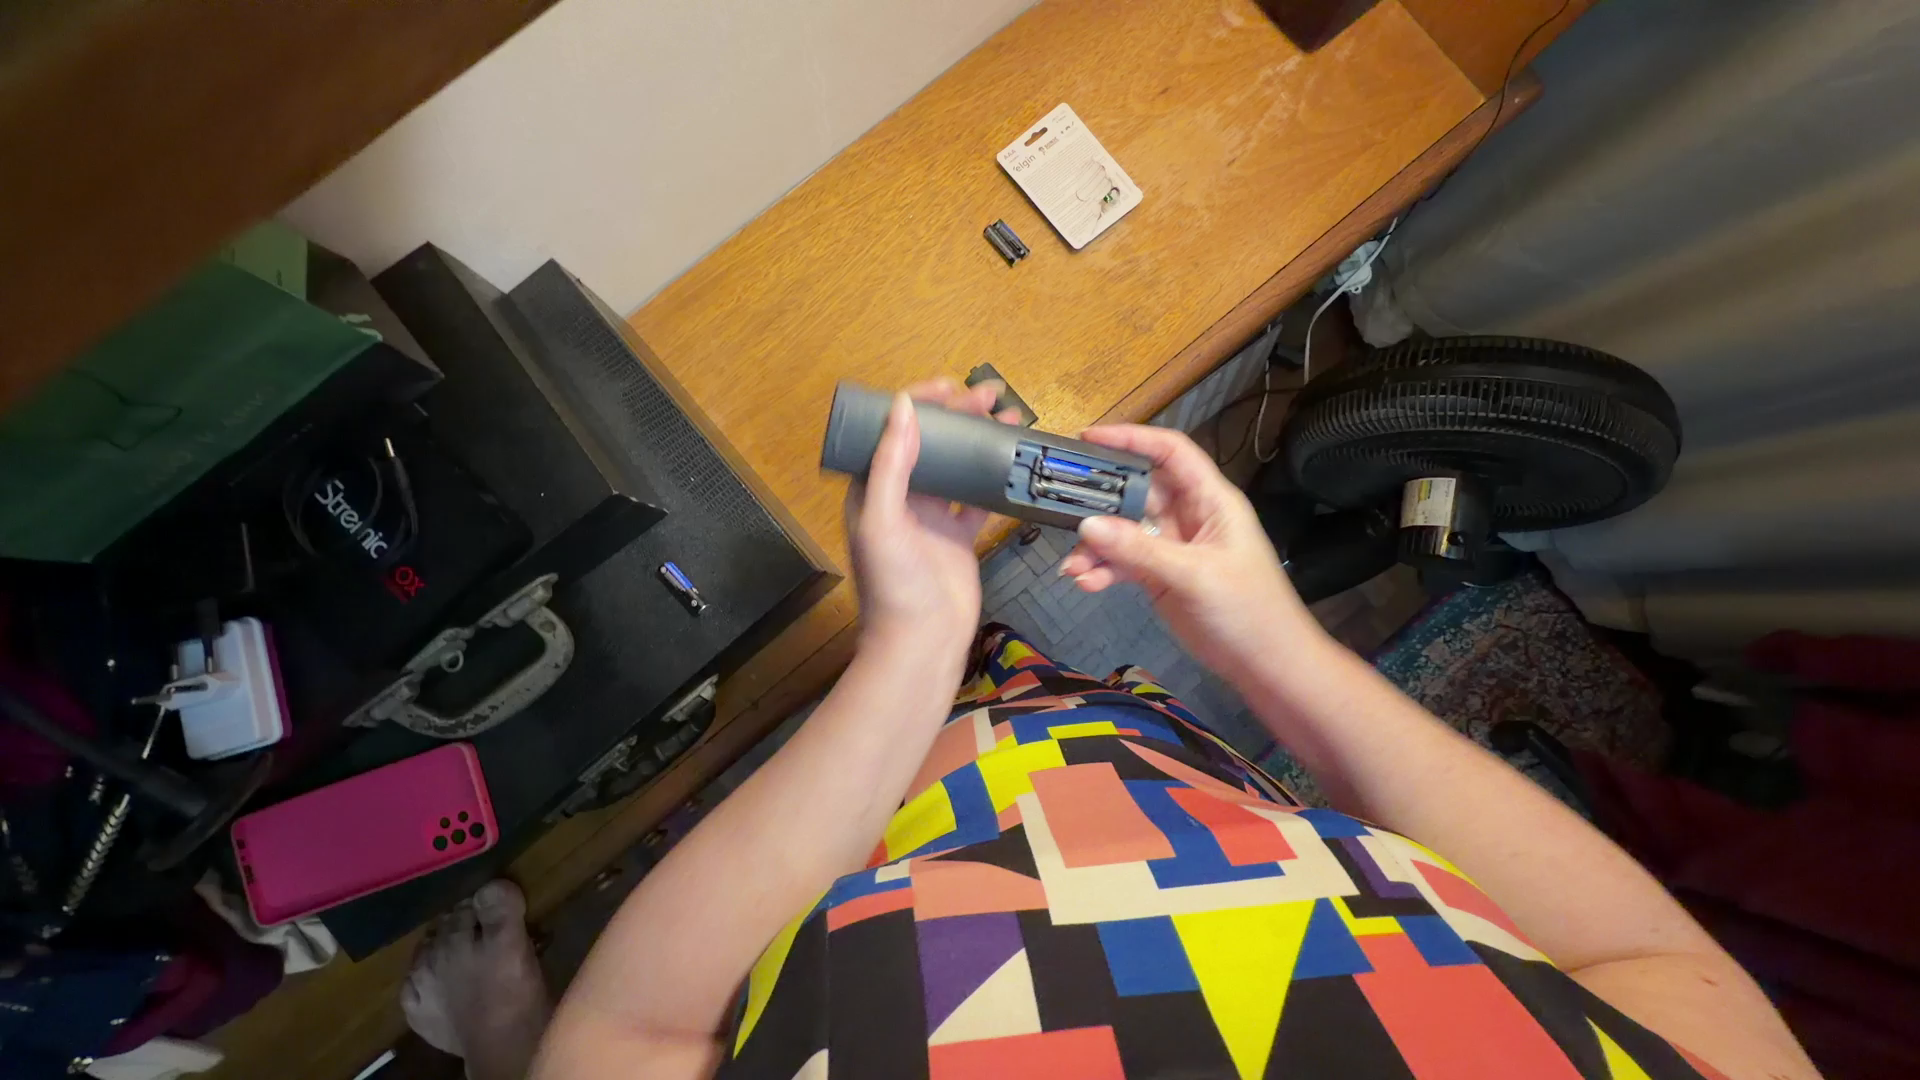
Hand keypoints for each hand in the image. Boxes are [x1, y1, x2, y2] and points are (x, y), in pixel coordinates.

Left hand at [844, 379, 1018, 652]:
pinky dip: (996, 478)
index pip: (893, 431)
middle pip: (931, 443)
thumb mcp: (884, 520)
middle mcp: (902, 496)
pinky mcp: (960, 535)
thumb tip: (904, 404)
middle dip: (959, 415)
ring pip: (958, 465)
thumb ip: (890, 463)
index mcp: (873, 488)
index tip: (952, 386)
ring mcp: (932, 515)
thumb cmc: (895, 583)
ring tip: (1010, 418)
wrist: (923, 641)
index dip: (920, 403)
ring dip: (980, 441)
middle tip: (992, 396)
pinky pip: (979, 498)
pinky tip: (1017, 460)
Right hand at [1057, 425, 1324, 683]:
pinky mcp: (1159, 575)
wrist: (1267, 665)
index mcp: (1210, 500)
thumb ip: (1139, 550)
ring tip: (1072, 568)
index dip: (1131, 439)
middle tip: (1059, 505)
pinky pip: (1123, 562)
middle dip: (1099, 501)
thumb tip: (1085, 525)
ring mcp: (1172, 546)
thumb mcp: (1194, 575)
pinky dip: (1102, 570)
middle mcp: (1188, 515)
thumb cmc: (1247, 610)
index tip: (1087, 438)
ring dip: (1095, 546)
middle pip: (1136, 492)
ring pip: (1123, 530)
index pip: (1170, 452)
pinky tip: (1085, 583)